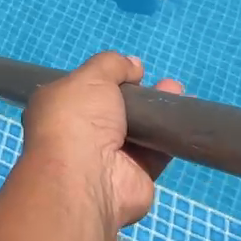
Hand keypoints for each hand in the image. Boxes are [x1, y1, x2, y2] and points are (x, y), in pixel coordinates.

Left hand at [21, 51, 182, 239]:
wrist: (88, 176)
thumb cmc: (77, 118)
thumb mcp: (90, 77)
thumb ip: (111, 65)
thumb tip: (133, 64)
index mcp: (56, 106)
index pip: (80, 88)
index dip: (103, 77)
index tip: (128, 70)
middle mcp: (77, 130)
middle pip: (111, 107)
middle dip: (135, 92)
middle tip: (158, 80)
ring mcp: (105, 154)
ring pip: (136, 127)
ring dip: (156, 110)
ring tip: (176, 90)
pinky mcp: (134, 174)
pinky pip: (155, 151)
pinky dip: (169, 135)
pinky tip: (184, 116)